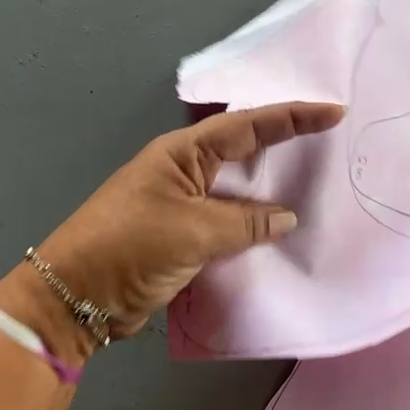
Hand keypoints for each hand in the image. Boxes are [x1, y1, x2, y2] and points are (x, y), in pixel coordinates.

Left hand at [0, 101, 344, 368]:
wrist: (75, 296)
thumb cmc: (130, 247)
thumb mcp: (193, 232)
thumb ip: (245, 224)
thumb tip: (286, 217)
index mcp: (183, 153)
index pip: (247, 126)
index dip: (292, 117)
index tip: (334, 112)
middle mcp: (185, 171)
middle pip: (244, 149)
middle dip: (285, 143)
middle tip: (331, 139)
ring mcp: (183, 203)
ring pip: (238, 188)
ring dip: (272, 188)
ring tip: (318, 182)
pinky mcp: (183, 235)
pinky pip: (229, 221)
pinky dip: (256, 224)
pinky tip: (281, 231)